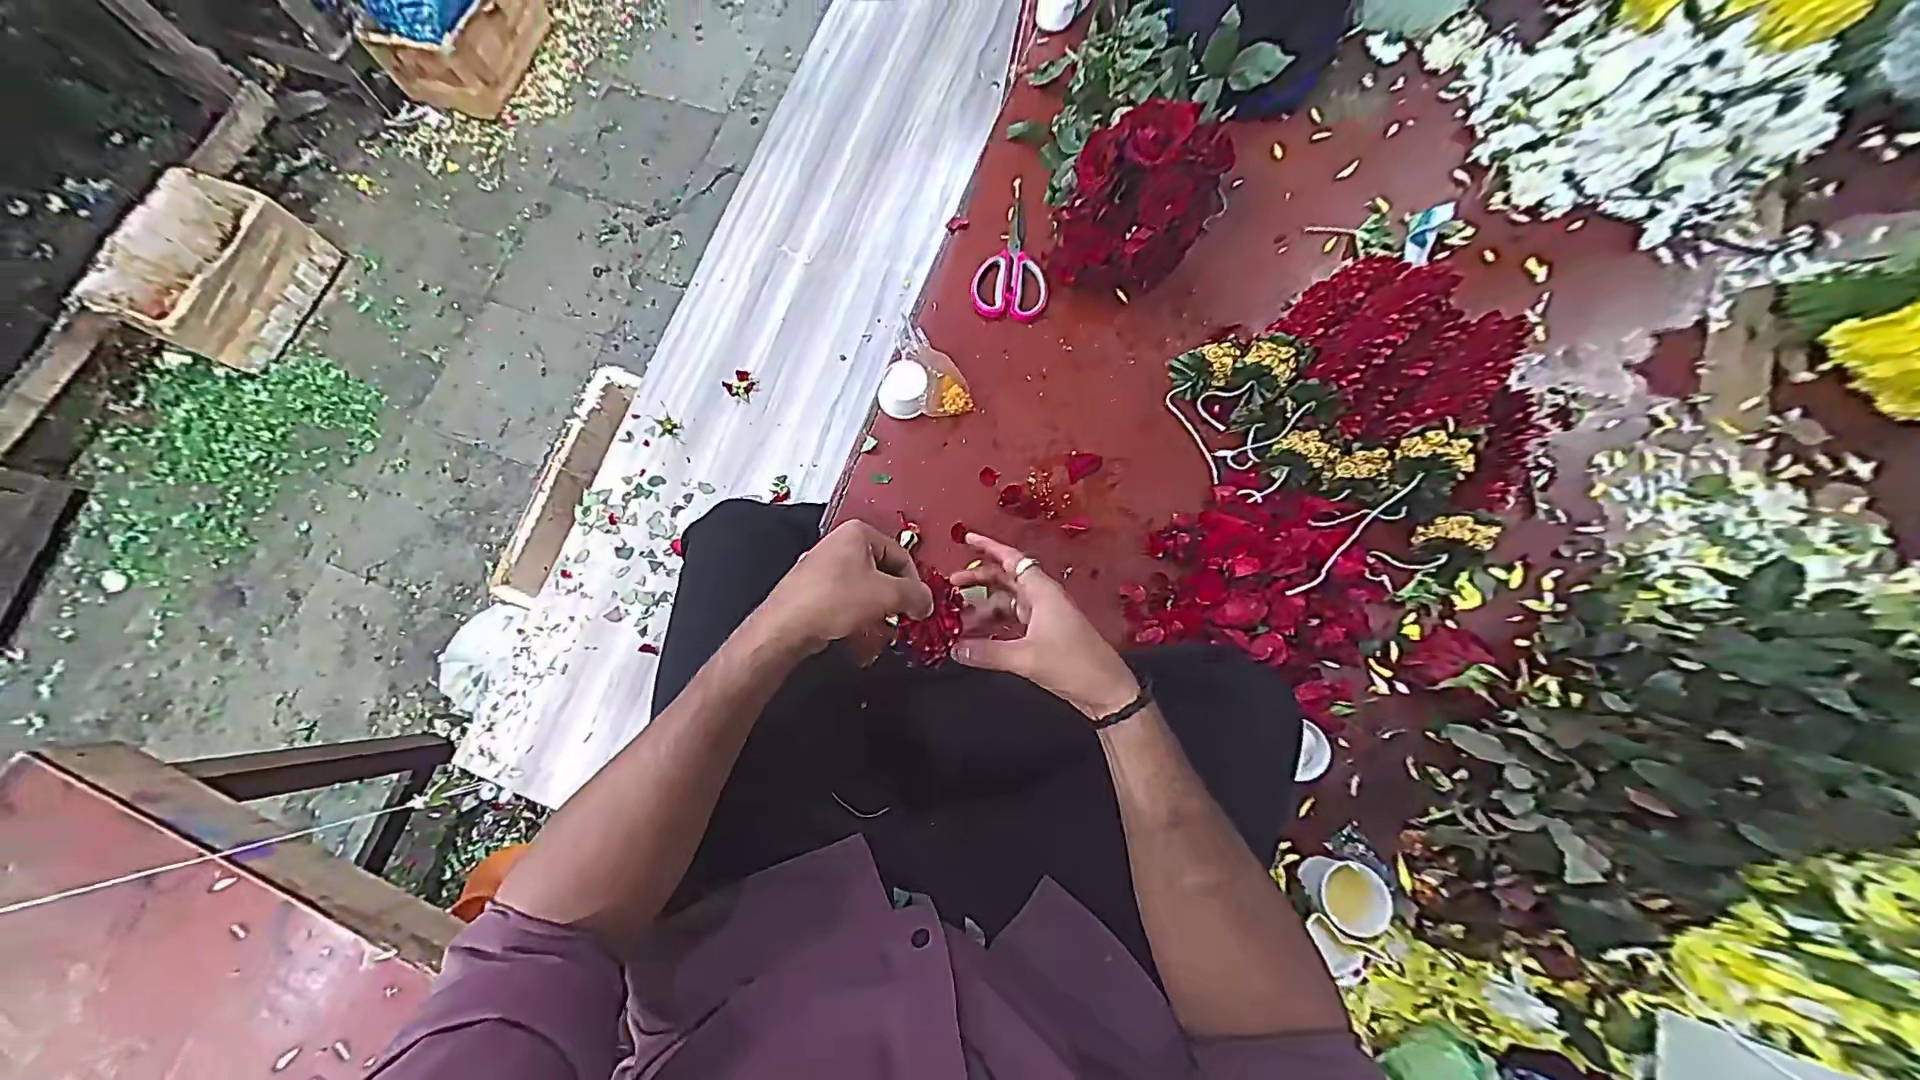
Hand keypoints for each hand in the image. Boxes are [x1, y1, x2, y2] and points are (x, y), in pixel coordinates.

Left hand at [754, 519, 934, 654]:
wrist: (786, 626)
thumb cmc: (836, 600)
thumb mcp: (886, 595)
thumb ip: (915, 596)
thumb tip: (927, 602)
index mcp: (858, 532)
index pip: (902, 556)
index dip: (914, 584)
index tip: (918, 607)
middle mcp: (841, 542)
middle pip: (884, 571)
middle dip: (895, 598)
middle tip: (901, 618)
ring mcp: (826, 564)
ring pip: (867, 587)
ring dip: (879, 609)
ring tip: (880, 628)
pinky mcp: (816, 587)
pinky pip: (848, 597)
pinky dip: (859, 613)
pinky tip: (859, 630)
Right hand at [950, 532, 1140, 719]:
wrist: (1106, 690)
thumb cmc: (1073, 665)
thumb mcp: (1026, 658)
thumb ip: (987, 652)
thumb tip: (956, 648)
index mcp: (1042, 592)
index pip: (1011, 559)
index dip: (989, 547)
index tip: (966, 539)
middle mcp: (1042, 598)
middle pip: (1005, 579)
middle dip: (978, 580)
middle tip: (951, 585)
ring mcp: (1044, 616)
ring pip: (1006, 603)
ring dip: (983, 608)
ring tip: (957, 617)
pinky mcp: (1044, 634)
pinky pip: (1012, 622)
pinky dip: (993, 626)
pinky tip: (976, 636)